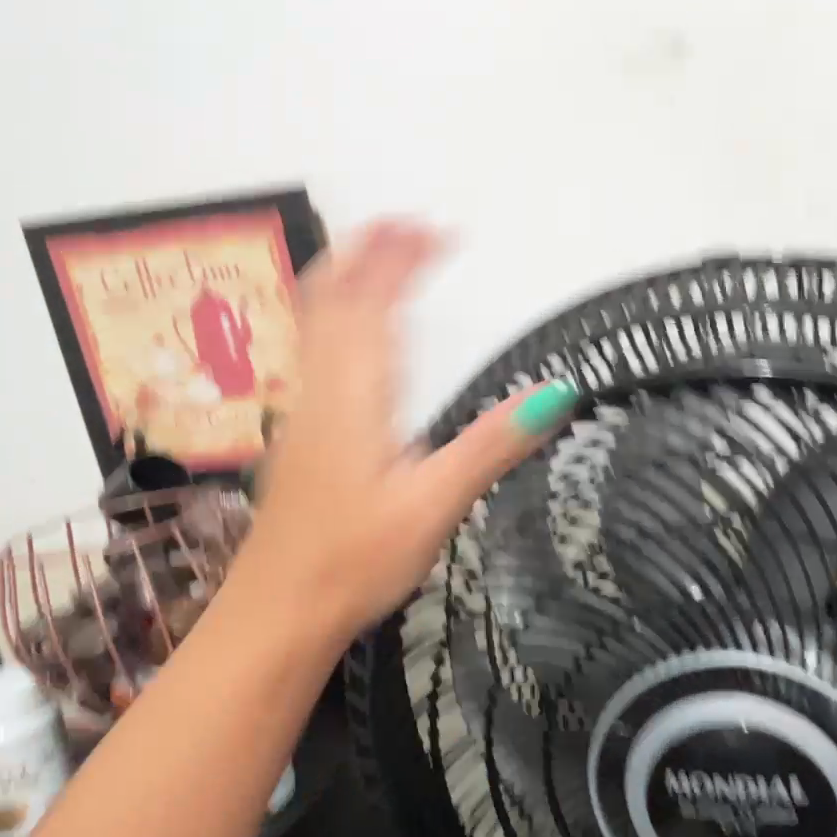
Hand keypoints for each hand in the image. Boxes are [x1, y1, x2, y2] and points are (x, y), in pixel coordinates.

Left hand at [239, 219, 577, 638]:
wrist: (277, 611)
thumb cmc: (355, 559)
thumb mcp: (436, 503)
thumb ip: (493, 443)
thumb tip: (559, 390)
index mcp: (357, 394)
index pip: (375, 302)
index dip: (402, 258)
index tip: (439, 229)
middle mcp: (323, 387)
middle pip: (336, 296)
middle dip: (371, 251)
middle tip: (411, 225)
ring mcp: (304, 409)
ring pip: (315, 320)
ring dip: (349, 276)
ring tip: (381, 255)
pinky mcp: (300, 432)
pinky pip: (313, 347)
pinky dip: (336, 313)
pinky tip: (352, 331)